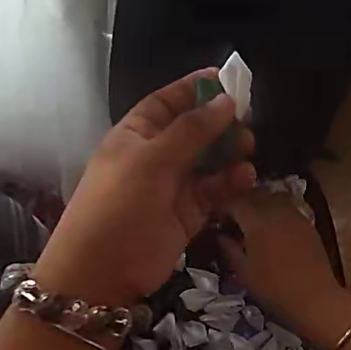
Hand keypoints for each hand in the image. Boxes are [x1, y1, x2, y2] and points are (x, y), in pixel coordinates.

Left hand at [34, 69, 256, 305]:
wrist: (101, 271)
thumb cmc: (119, 204)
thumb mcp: (151, 160)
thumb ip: (191, 130)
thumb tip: (227, 101)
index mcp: (135, 134)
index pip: (166, 102)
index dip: (193, 89)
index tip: (226, 78)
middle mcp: (155, 155)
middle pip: (193, 130)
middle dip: (219, 123)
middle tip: (247, 119)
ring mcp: (173, 185)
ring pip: (209, 160)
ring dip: (229, 152)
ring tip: (248, 148)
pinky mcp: (189, 213)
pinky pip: (215, 190)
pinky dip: (231, 183)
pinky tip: (246, 177)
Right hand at [224, 191, 350, 346]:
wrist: (316, 298)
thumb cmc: (274, 288)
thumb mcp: (243, 271)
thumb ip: (229, 248)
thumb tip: (220, 235)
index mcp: (256, 218)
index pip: (233, 201)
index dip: (222, 208)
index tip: (216, 219)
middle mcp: (275, 208)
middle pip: (253, 194)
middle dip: (240, 202)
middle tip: (231, 219)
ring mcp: (294, 213)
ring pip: (271, 196)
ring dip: (258, 203)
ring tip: (251, 221)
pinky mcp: (307, 222)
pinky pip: (286, 206)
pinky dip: (274, 210)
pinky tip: (271, 227)